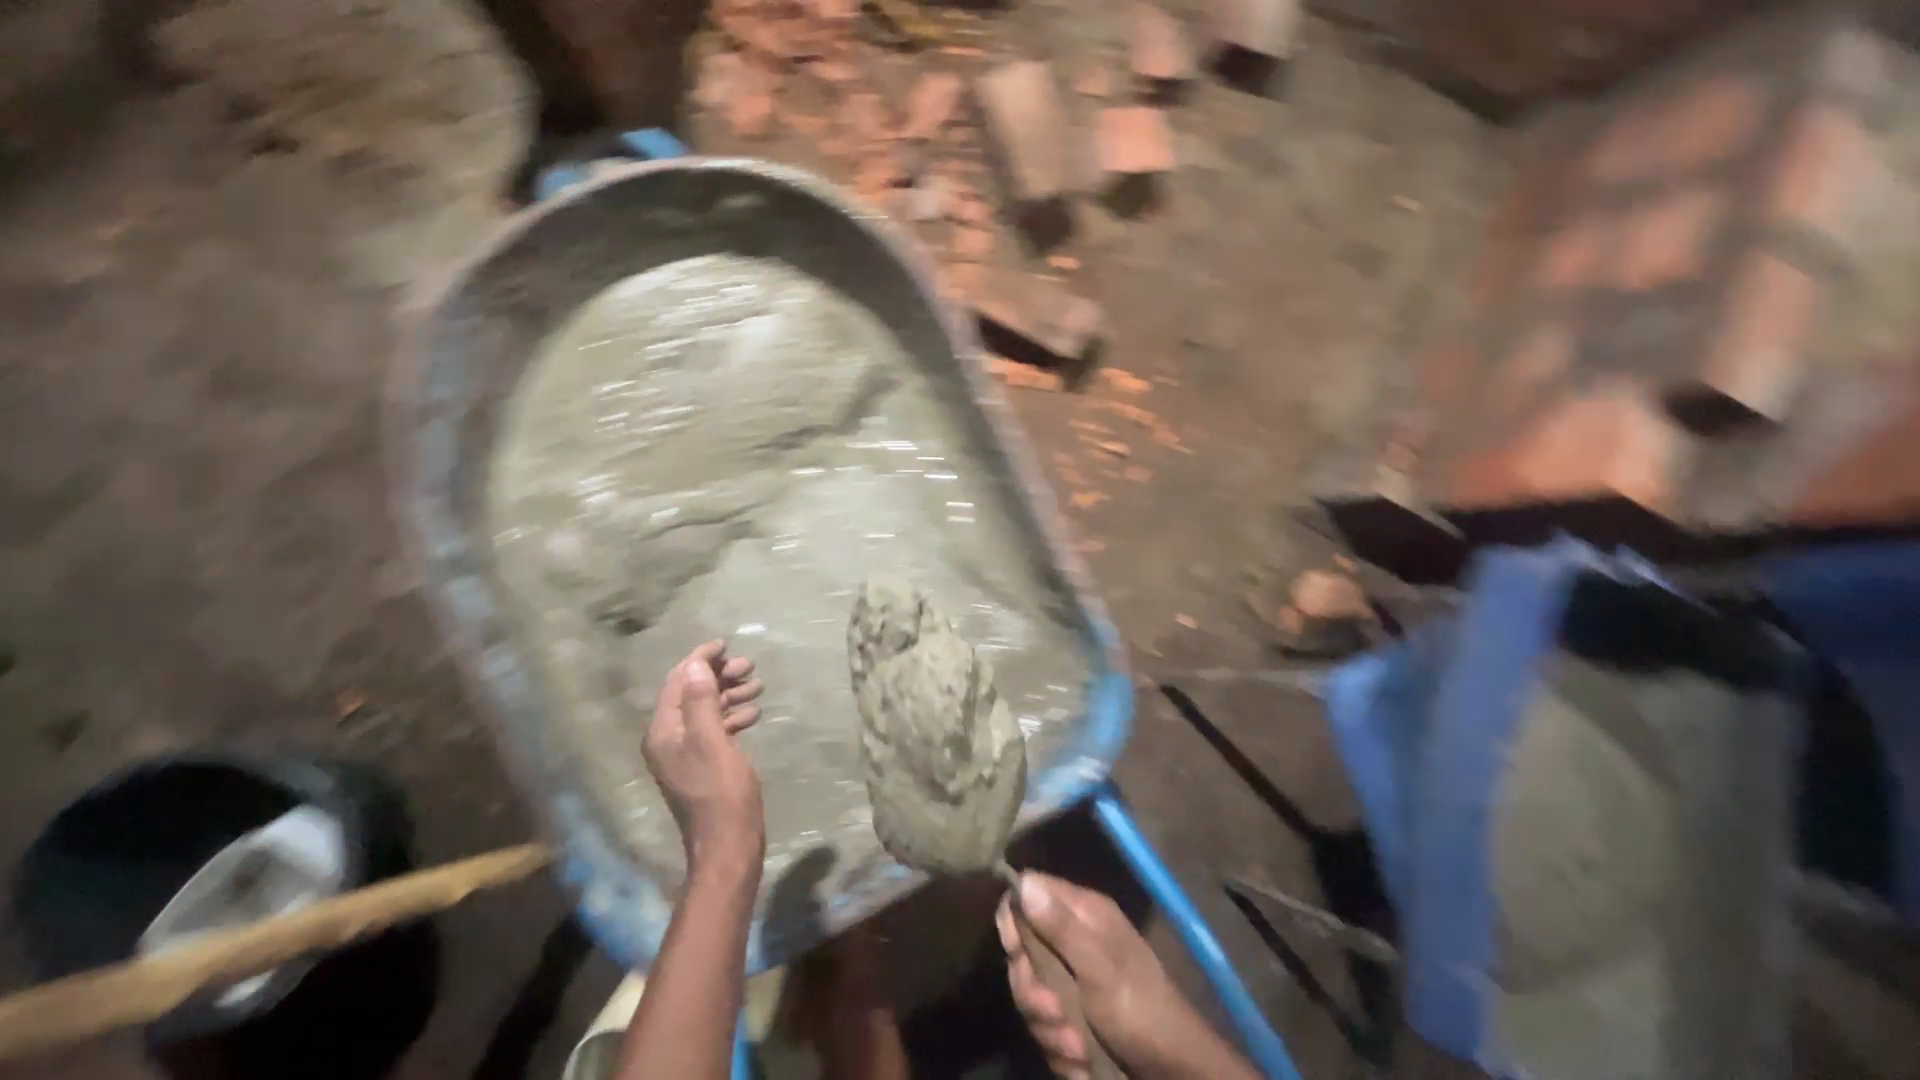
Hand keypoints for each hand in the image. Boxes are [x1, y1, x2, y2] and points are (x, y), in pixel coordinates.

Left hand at [643, 641, 766, 875]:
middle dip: (718, 675)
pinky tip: (754, 713)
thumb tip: (696, 665)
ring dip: (729, 694)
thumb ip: (701, 703)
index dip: (699, 659)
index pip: (677, 683)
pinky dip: (732, 717)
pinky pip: (714, 730)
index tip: (725, 644)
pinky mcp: (703, 765)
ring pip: (705, 711)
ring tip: (758, 684)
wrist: (728, 844)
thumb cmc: (721, 793)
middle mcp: (668, 740)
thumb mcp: (712, 742)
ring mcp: (685, 754)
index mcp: (663, 732)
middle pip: (691, 694)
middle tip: (749, 666)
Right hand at [998, 874, 1251, 1079]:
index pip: (1030, 892)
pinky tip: (1082, 1061)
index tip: (1015, 952)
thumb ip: (1060, 928)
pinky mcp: (1074, 1013)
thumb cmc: (1141, 1011)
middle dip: (1033, 992)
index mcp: (1084, 914)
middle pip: (1024, 952)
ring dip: (1048, 1028)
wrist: (1174, 1070)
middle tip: (1054, 1013)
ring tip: (1077, 1048)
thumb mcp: (1099, 968)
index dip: (1014, 919)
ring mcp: (1074, 978)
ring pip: (1033, 995)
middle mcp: (1076, 939)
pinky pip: (1046, 1025)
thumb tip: (1023, 881)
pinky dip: (1059, 1048)